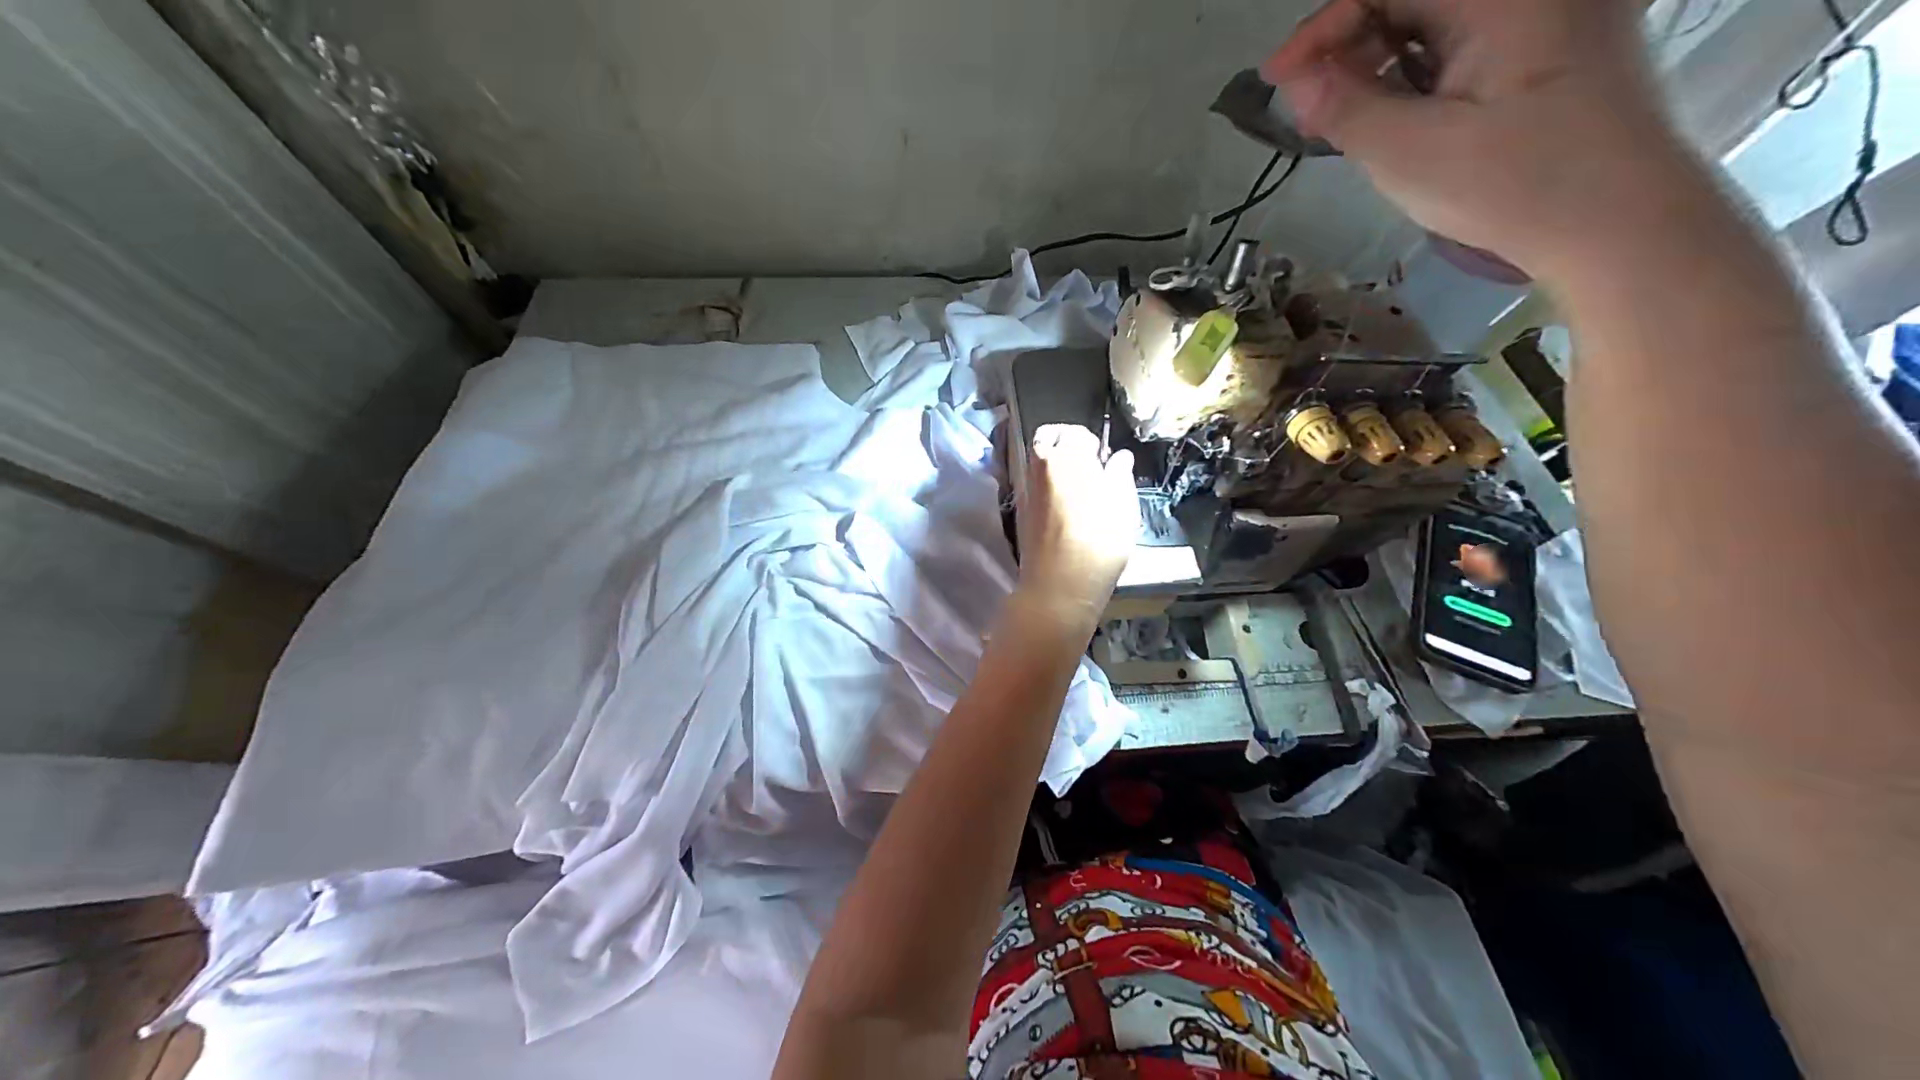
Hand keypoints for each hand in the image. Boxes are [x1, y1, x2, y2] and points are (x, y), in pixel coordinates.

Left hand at [1015, 424, 1139, 626]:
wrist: (1059, 585)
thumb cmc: (1100, 541)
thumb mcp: (1123, 507)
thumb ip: (1119, 476)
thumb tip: (1118, 458)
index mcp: (1066, 455)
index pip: (1075, 433)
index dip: (1091, 444)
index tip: (1102, 460)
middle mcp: (1039, 466)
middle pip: (1048, 441)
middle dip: (1064, 446)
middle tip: (1087, 468)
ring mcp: (1025, 489)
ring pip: (1038, 465)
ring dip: (1054, 468)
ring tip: (1078, 490)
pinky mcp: (1019, 513)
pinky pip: (1034, 488)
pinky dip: (1047, 489)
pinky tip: (1064, 509)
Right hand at [1262, 0, 1700, 278]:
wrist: (1623, 225)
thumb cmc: (1514, 187)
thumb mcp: (1409, 154)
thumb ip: (1344, 108)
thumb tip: (1296, 78)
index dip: (1320, 30)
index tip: (1275, 79)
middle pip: (1412, 2)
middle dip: (1350, 48)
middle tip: (1310, 108)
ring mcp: (1554, 15)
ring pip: (1439, 25)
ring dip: (1383, 65)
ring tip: (1346, 120)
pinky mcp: (1560, 48)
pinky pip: (1470, 44)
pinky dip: (1423, 75)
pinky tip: (1401, 118)